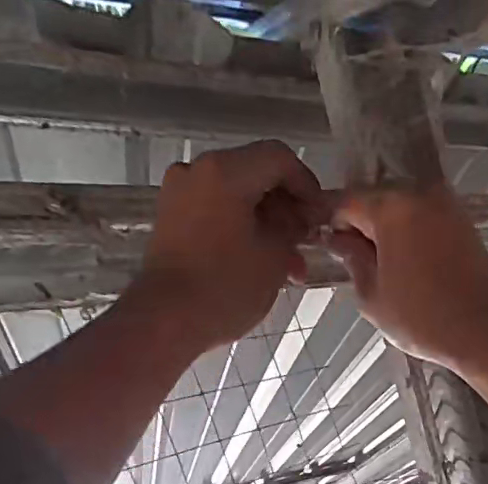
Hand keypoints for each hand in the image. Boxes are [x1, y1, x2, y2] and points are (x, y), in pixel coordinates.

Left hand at [126, 140, 327, 352]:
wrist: (166, 320)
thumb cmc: (225, 288)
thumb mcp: (273, 257)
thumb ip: (291, 228)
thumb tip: (298, 218)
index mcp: (225, 171)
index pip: (278, 158)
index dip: (307, 185)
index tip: (321, 216)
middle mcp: (197, 171)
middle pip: (255, 175)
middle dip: (286, 209)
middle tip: (307, 243)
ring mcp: (179, 195)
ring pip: (236, 199)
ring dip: (266, 226)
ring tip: (289, 266)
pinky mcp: (170, 222)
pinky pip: (215, 214)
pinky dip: (241, 231)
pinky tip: (259, 263)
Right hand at [327, 185, 487, 370]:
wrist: (484, 329)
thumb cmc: (422, 318)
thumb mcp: (372, 296)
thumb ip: (352, 260)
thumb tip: (341, 241)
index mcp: (391, 208)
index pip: (346, 202)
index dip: (330, 222)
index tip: (325, 243)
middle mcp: (419, 193)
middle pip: (376, 200)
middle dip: (360, 225)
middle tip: (353, 260)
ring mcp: (446, 205)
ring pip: (402, 209)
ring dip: (387, 231)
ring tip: (381, 267)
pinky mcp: (463, 221)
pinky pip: (424, 219)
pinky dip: (410, 234)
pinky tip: (407, 265)